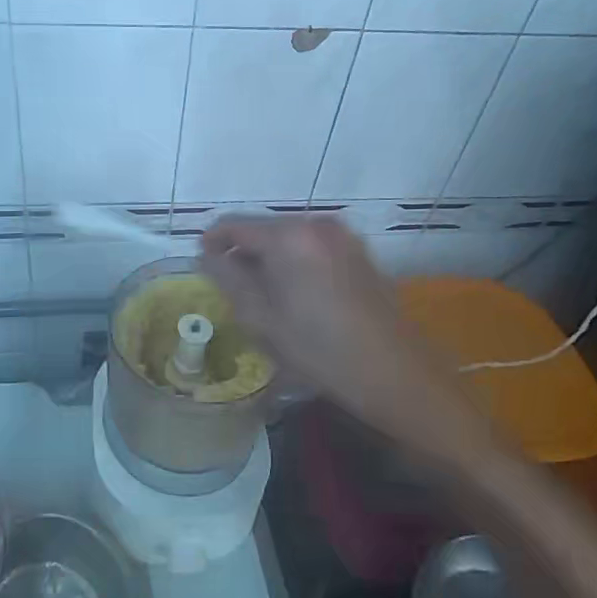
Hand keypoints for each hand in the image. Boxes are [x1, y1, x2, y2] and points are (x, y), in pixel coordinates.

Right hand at [201, 215, 485, 457]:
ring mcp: (343, 236)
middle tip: (233, 290)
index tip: (202, 266)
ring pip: (289, 238)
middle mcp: (317, 224)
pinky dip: (296, 262)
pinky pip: (313, 247)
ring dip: (270, 258)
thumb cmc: (320, 351)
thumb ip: (228, 279)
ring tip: (265, 298)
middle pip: (263, 228)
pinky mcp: (359, 252)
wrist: (395, 373)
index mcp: (289, 237)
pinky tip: (299, 297)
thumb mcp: (261, 319)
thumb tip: (208, 255)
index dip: (211, 242)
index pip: (233, 224)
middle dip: (243, 252)